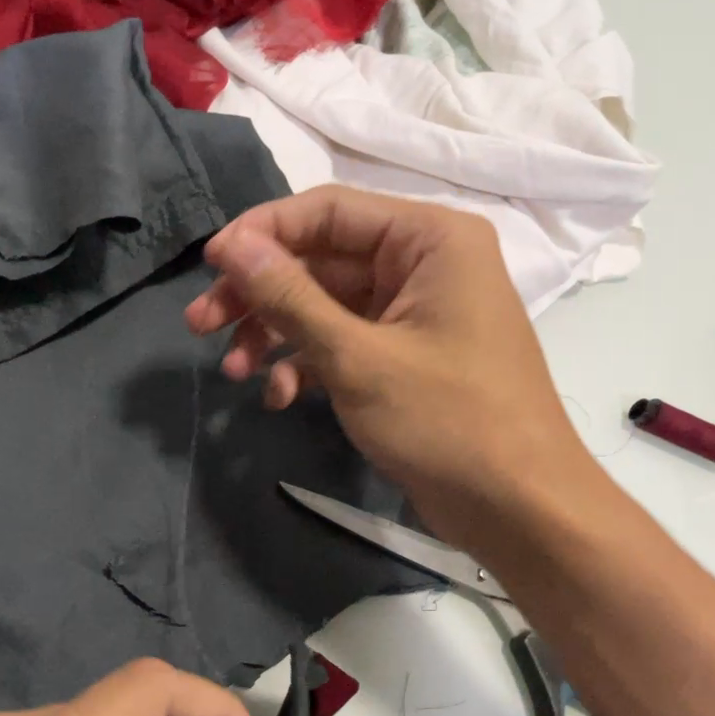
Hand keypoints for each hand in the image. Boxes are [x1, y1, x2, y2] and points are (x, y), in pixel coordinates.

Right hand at [183, 185, 603, 552]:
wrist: (514, 504)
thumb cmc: (445, 420)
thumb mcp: (356, 357)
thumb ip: (290, 297)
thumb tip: (232, 245)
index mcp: (428, 240)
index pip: (327, 211)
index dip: (260, 234)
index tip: (208, 267)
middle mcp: (421, 264)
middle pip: (317, 260)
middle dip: (256, 295)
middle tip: (199, 325)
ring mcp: (411, 313)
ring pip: (320, 306)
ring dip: (272, 336)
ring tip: (233, 374)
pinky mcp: (401, 357)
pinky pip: (338, 344)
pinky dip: (304, 365)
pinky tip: (280, 398)